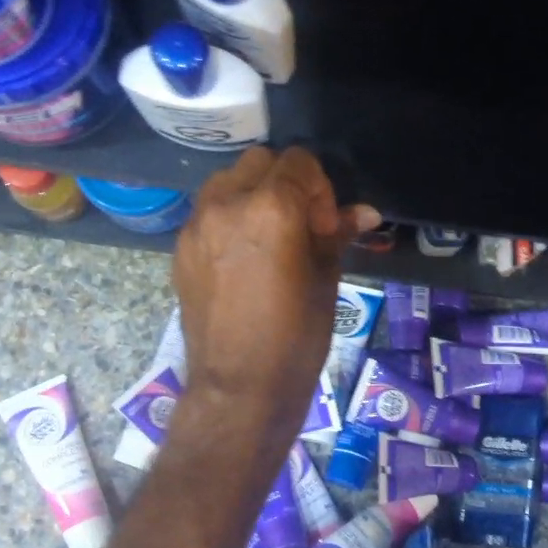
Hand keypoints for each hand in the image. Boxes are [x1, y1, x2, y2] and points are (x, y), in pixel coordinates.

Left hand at [171, 148, 380, 438]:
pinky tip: (245, 259)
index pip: (299, 161)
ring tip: (271, 237)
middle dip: (286, 183)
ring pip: (229, 181)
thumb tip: (365, 212)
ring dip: (254, 194)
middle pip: (261, 162)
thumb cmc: (296, 335)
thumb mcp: (326, 278)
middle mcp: (228, 203)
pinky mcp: (181, 247)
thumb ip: (338, 234)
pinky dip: (231, 218)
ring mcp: (198, 224)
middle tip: (301, 226)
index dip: (320, 188)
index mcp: (272, 207)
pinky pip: (209, 211)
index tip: (325, 226)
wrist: (240, 385)